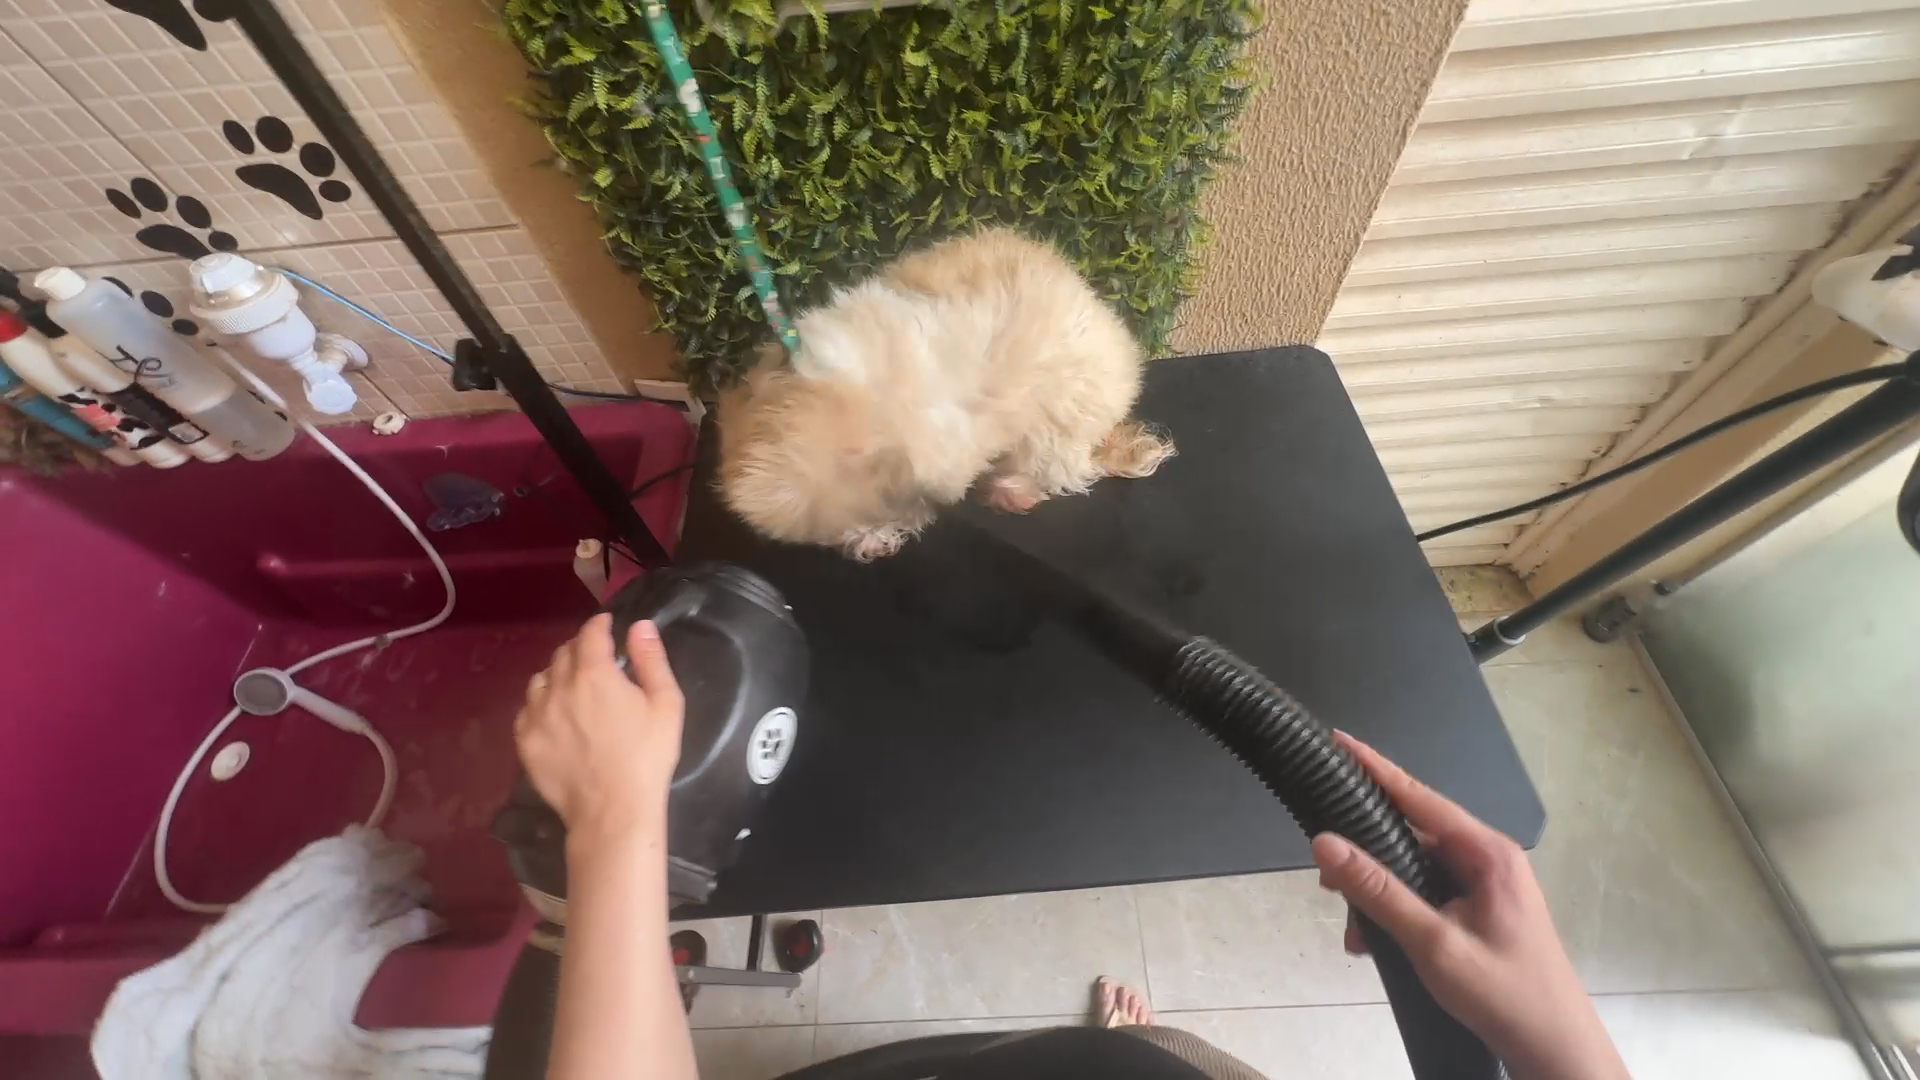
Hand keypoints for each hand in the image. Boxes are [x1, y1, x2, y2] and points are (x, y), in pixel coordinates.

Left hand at [515, 614, 684, 848]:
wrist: (613, 808)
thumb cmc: (648, 753)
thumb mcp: (666, 703)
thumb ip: (652, 660)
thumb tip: (639, 626)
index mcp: (594, 674)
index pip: (590, 634)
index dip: (599, 624)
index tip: (608, 624)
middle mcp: (558, 688)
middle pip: (563, 652)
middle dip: (581, 647)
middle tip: (598, 657)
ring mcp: (536, 716)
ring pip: (541, 678)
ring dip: (558, 672)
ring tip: (574, 684)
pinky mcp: (525, 742)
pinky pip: (526, 709)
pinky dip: (541, 702)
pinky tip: (556, 713)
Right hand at [1311, 732, 1626, 1079]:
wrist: (1560, 1061)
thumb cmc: (1507, 998)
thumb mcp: (1434, 945)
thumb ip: (1376, 891)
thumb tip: (1321, 842)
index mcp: (1486, 853)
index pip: (1417, 795)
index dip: (1373, 767)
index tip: (1335, 740)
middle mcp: (1484, 858)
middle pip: (1406, 832)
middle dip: (1362, 851)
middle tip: (1322, 872)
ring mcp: (1480, 883)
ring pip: (1407, 865)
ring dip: (1374, 891)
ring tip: (1350, 923)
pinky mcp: (1473, 908)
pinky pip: (1418, 891)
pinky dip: (1391, 909)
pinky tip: (1370, 939)